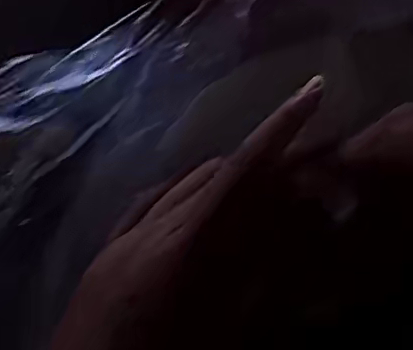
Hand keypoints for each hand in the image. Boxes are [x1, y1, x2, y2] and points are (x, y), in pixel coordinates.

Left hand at [51, 75, 326, 349]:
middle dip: (262, 158)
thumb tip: (303, 223)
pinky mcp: (99, 262)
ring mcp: (119, 243)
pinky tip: (195, 200)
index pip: (243, 168)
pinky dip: (184, 191)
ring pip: (185, 182)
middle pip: (218, 171)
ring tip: (256, 185)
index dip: (282, 125)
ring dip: (226, 175)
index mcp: (181, 246)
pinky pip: (148, 203)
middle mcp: (150, 230)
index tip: (314, 87)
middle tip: (298, 165)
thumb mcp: (224, 330)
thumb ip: (264, 268)